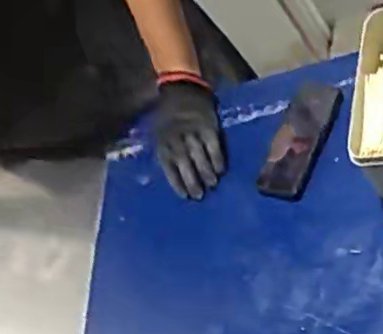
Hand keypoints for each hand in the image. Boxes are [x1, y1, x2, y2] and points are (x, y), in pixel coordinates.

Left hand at [152, 80, 225, 199]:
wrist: (183, 88)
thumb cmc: (171, 117)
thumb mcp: (161, 133)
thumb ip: (167, 153)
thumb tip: (177, 178)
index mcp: (163, 141)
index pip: (169, 166)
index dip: (177, 183)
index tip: (185, 196)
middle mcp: (177, 137)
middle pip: (184, 163)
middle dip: (192, 182)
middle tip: (200, 195)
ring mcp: (192, 132)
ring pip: (199, 157)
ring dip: (206, 174)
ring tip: (212, 184)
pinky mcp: (208, 127)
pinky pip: (213, 148)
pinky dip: (217, 161)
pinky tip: (221, 170)